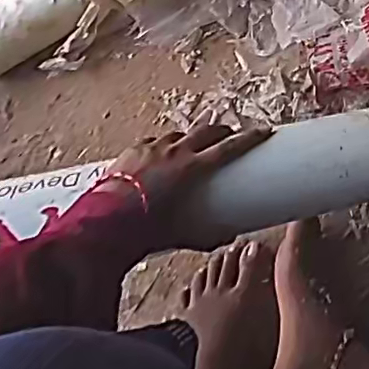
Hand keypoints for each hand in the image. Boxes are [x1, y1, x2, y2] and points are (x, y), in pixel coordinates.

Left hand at [106, 124, 272, 245]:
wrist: (105, 224)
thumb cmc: (146, 230)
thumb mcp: (182, 235)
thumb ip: (207, 235)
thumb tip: (228, 237)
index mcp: (193, 168)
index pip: (230, 147)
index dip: (250, 138)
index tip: (264, 131)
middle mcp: (176, 150)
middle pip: (208, 131)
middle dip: (222, 131)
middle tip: (230, 136)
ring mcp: (153, 147)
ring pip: (181, 134)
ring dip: (191, 138)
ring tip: (194, 147)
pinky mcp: (134, 149)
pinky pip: (155, 142)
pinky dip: (164, 146)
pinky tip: (161, 155)